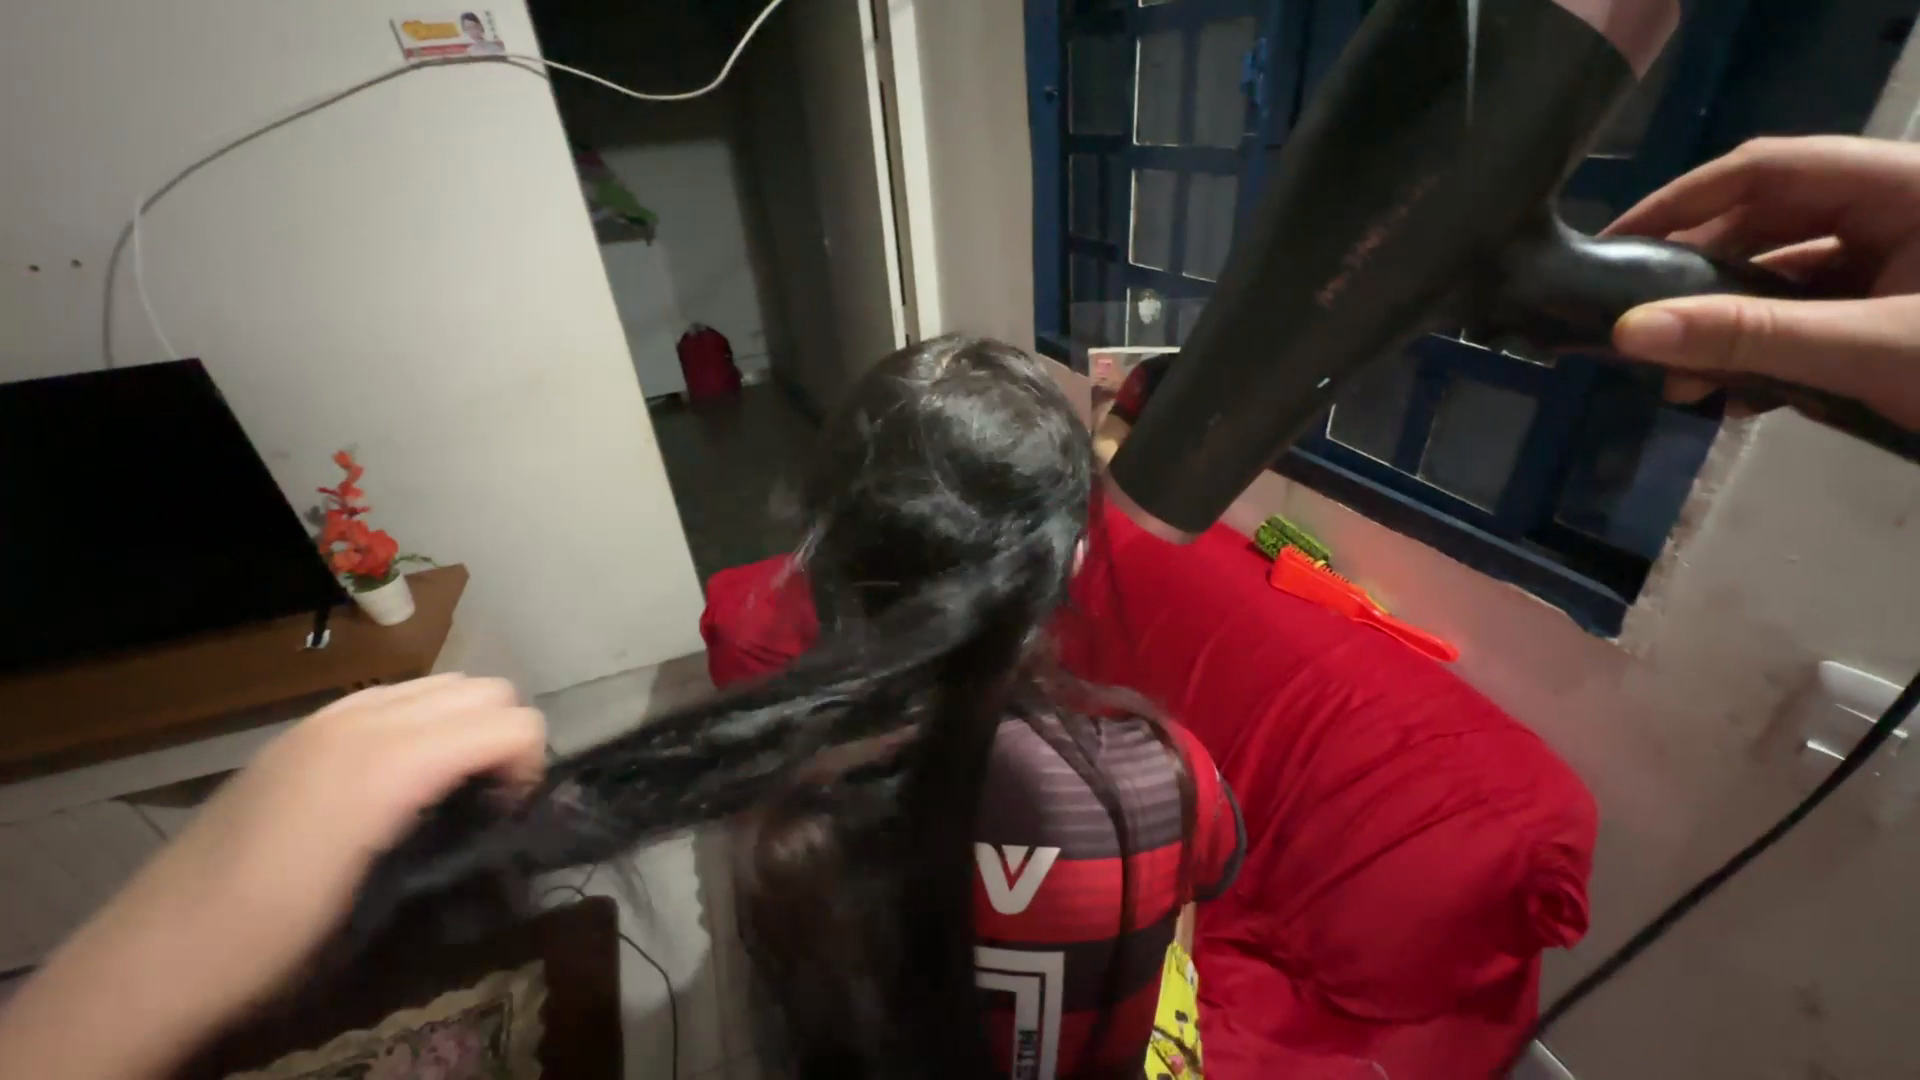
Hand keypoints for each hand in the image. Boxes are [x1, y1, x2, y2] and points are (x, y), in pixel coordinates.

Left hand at [0, 675, 543, 1079]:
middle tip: (485, 794)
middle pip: (486, 689)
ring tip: (446, 782)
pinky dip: (422, 719)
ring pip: (445, 684)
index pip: (512, 721)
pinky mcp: (305, 730)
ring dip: (465, 724)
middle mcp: (363, 721)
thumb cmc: (278, 936)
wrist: (149, 963)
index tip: (507, 810)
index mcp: (388, 763)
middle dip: (503, 736)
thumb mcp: (387, 885)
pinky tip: (398, 772)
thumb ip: (457, 815)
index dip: (528, 763)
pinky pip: (396, 695)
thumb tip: (502, 790)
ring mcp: (329, 719)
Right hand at [1606, 136, 1919, 430]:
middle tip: (1636, 338)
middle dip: (1690, 290)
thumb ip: (1747, 337)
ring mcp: (1896, 267)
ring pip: (1773, 284)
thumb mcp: (1872, 349)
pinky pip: (1798, 322)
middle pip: (1758, 229)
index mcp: (1911, 189)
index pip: (1766, 170)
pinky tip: (1731, 398)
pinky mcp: (1889, 313)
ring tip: (1683, 387)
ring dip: (1716, 336)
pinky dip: (1754, 358)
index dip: (1678, 202)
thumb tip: (1624, 332)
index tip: (1608, 250)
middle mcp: (1899, 215)